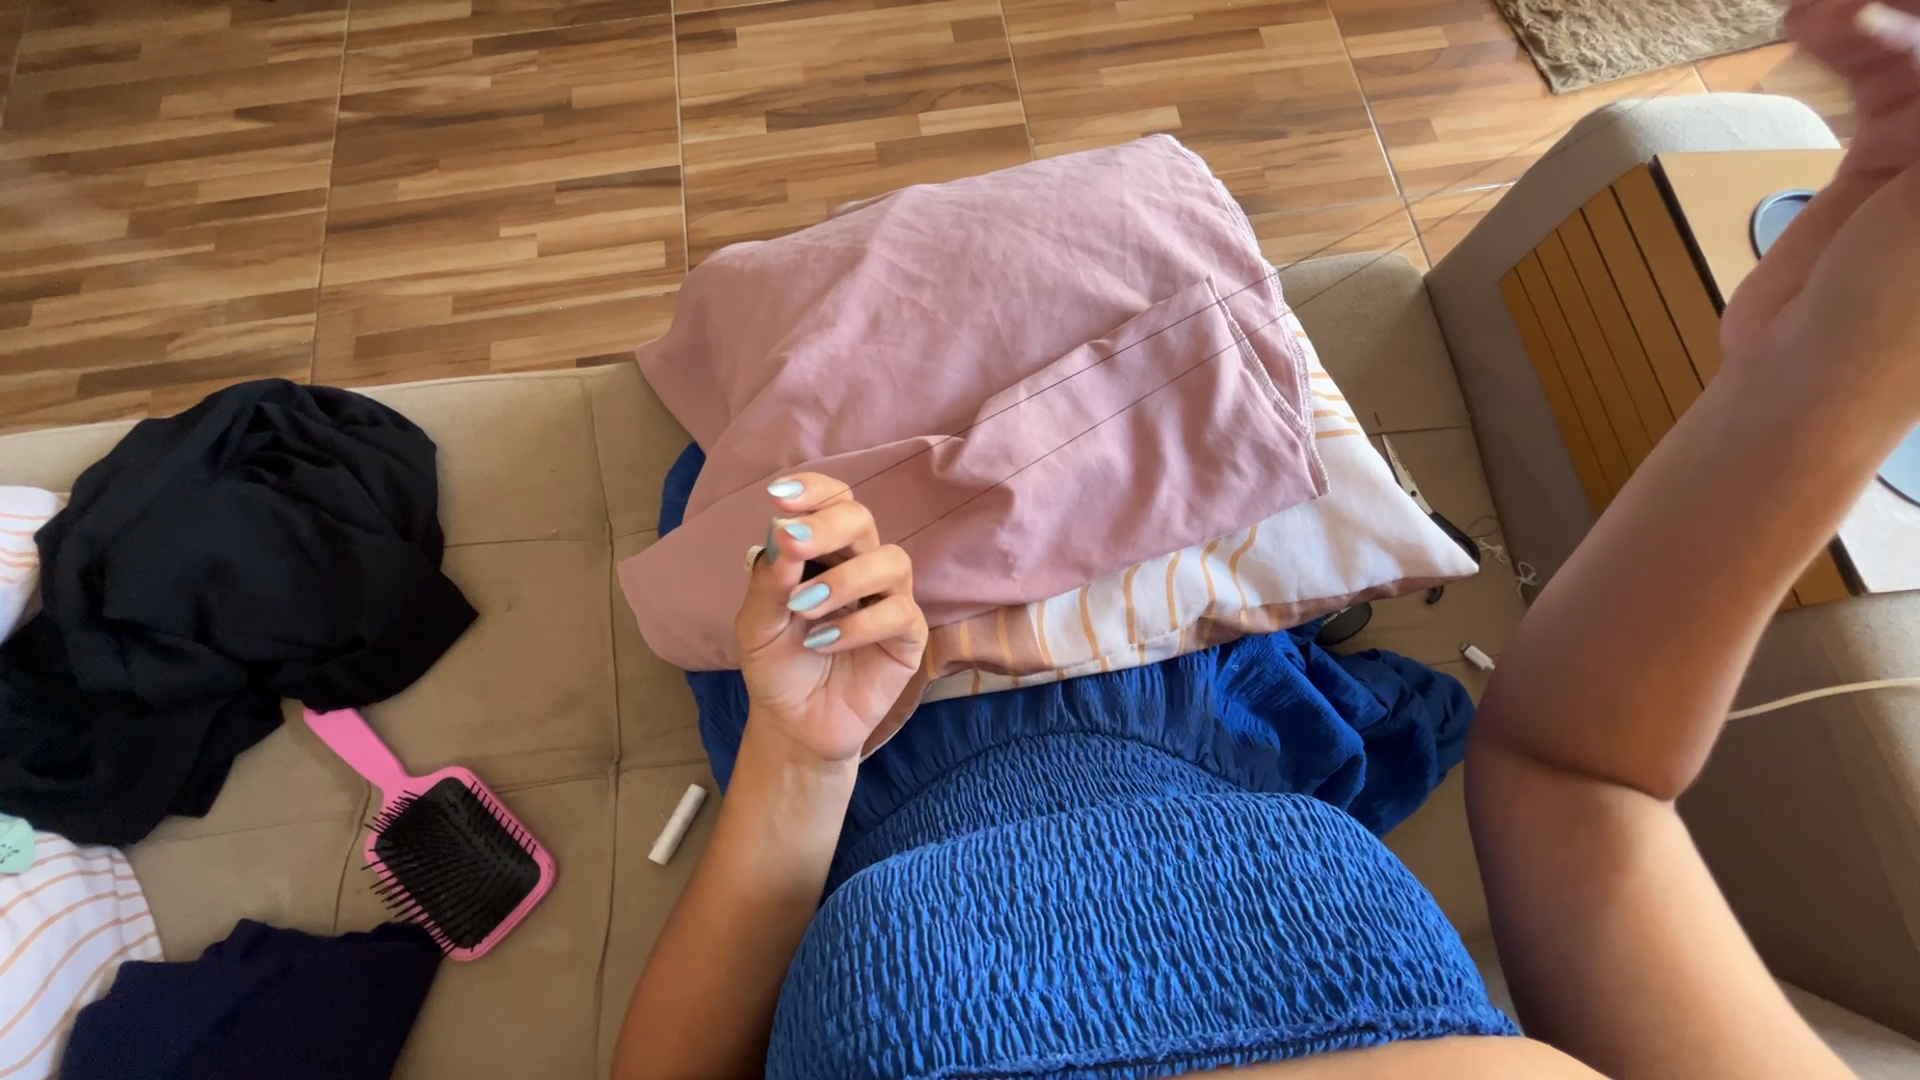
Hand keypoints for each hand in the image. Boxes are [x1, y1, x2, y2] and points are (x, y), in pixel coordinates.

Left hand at [734, 474, 928, 765]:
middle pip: (863, 520)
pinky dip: (858, 624)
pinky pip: (898, 613)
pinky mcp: (908, 636)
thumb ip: (769, 581)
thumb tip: (784, 532)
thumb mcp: (757, 624)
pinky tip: (823, 642)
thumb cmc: (778, 665)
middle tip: (794, 542)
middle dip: (828, 525)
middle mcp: (862, 566)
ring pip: (891, 561)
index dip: (814, 490)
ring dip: (845, 579)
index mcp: (825, 553)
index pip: (833, 502)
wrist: (793, 724)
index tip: (777, 496)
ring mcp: (889, 599)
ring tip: (805, 608)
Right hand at [1723, 0, 1919, 412]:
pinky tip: (1808, 29)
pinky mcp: (1891, 154)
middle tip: (1849, 2)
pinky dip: (1846, 46)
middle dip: (1909, 9)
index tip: (1892, 10)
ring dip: (1876, 16)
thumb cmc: (1908, 302)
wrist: (1808, 371)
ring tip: (1814, 10)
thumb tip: (1915, 39)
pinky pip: (1881, 76)